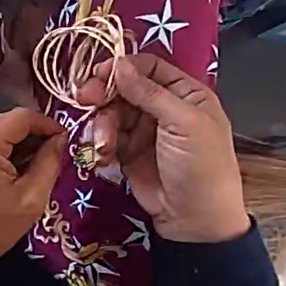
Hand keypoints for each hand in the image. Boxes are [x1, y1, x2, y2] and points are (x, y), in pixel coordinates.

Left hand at [0, 108, 65, 279]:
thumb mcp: (31, 198)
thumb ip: (50, 161)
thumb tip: (61, 138)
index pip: (23, 116)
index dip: (48, 124)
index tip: (65, 140)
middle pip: (11, 119)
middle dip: (34, 134)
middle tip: (52, 156)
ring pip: (1, 126)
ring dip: (20, 141)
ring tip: (33, 166)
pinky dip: (5, 146)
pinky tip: (14, 167)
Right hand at [78, 54, 250, 243]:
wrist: (195, 221)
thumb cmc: (201, 166)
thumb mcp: (182, 123)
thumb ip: (149, 93)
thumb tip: (118, 63)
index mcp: (185, 94)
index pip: (150, 67)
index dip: (124, 67)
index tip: (98, 72)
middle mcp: (163, 107)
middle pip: (124, 88)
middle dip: (104, 94)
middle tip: (84, 99)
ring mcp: (144, 131)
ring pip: (111, 112)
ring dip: (102, 124)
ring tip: (104, 143)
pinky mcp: (128, 153)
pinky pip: (107, 138)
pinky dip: (101, 144)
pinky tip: (103, 156)